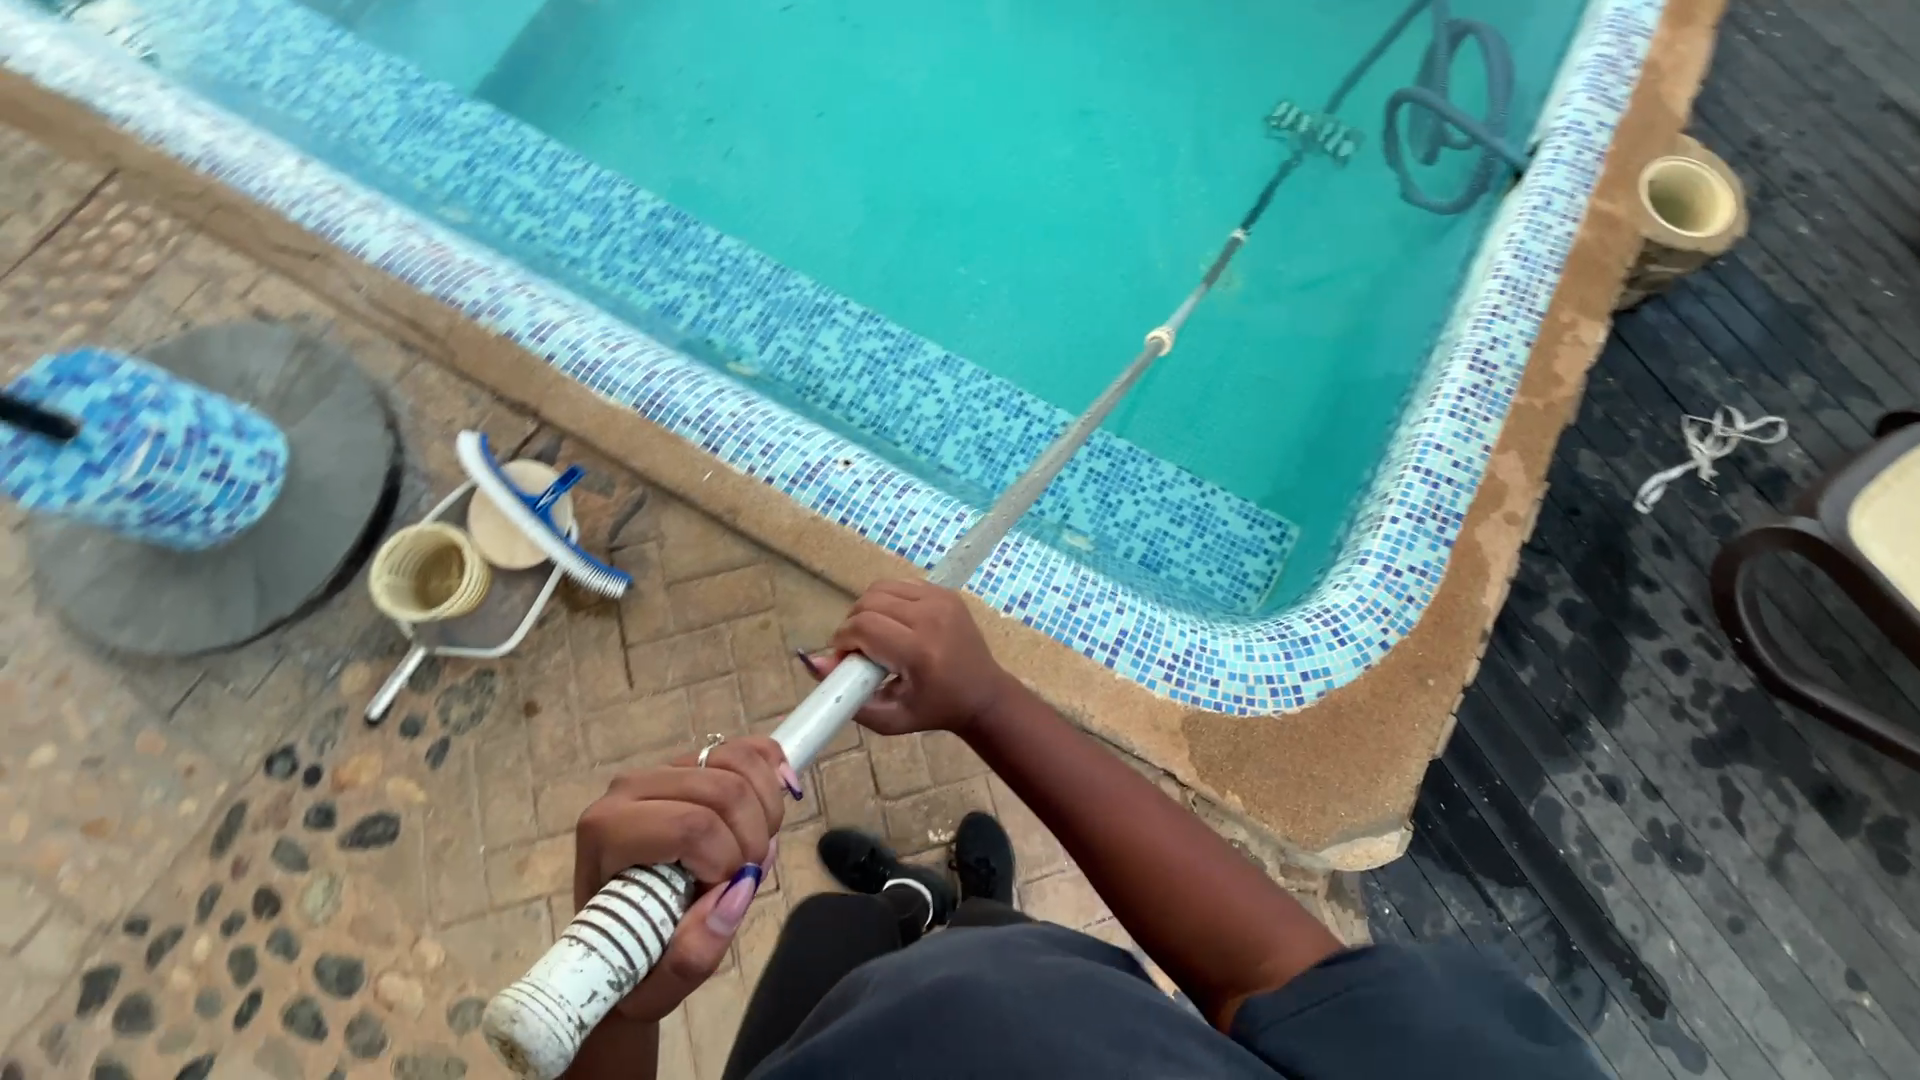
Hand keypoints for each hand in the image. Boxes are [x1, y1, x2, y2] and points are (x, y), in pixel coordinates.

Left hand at [572, 737, 788, 1023]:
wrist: (626, 938)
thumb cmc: (634, 962)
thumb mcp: (656, 986)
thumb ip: (691, 956)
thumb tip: (737, 893)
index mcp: (607, 831)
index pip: (691, 824)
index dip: (724, 860)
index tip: (721, 895)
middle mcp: (630, 787)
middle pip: (724, 788)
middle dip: (752, 837)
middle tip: (747, 876)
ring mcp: (665, 768)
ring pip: (741, 761)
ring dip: (767, 809)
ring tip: (754, 849)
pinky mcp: (695, 761)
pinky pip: (749, 749)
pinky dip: (774, 772)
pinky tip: (779, 800)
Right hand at [805, 580, 1016, 735]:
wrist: (983, 694)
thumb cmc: (933, 711)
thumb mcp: (888, 717)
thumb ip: (847, 695)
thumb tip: (812, 663)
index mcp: (920, 651)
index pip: (863, 626)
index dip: (843, 640)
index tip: (845, 660)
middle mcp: (932, 617)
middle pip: (868, 603)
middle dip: (851, 625)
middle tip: (857, 651)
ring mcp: (941, 600)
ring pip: (881, 589)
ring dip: (866, 611)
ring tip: (873, 637)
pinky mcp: (945, 592)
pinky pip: (899, 585)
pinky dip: (886, 602)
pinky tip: (893, 625)